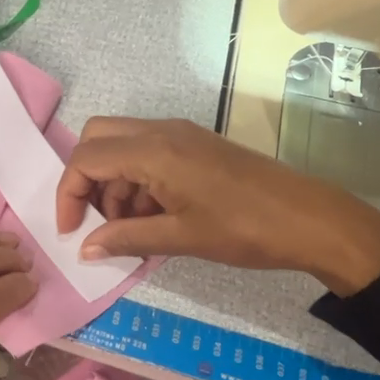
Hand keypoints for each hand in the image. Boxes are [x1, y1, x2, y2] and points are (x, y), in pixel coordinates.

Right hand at [56, 117, 379, 296]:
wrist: (310, 219)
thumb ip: (126, 238)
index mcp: (153, 150)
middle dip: (86, 178)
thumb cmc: (244, 230)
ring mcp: (179, 134)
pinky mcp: (194, 144)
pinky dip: (137, 180)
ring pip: (122, 145)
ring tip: (129, 229)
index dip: (68, 193)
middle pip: (97, 139)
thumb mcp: (180, 238)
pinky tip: (153, 218)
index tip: (72, 232)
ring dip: (113, 183)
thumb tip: (84, 248)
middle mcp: (160, 131)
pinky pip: (148, 152)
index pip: (86, 158)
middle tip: (94, 221)